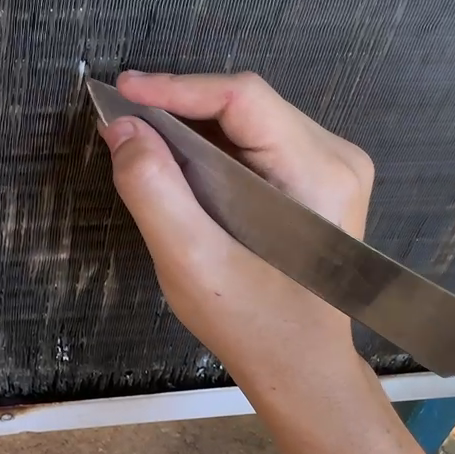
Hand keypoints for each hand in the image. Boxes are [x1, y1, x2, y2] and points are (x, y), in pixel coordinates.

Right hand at [100, 71, 375, 380]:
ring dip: (187, 124)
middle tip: (120, 117)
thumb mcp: (189, 259)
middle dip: (177, 106)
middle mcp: (334, 157)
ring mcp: (327, 167)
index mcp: (318, 172)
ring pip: (244, 120)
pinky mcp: (311, 180)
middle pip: (244, 105)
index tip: (122, 90)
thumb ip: (152, 189)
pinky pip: (250, 142)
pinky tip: (170, 158)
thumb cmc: (251, 322)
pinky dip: (204, 145)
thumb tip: (122, 128)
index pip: (242, 99)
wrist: (298, 366)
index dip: (177, 88)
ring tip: (136, 135)